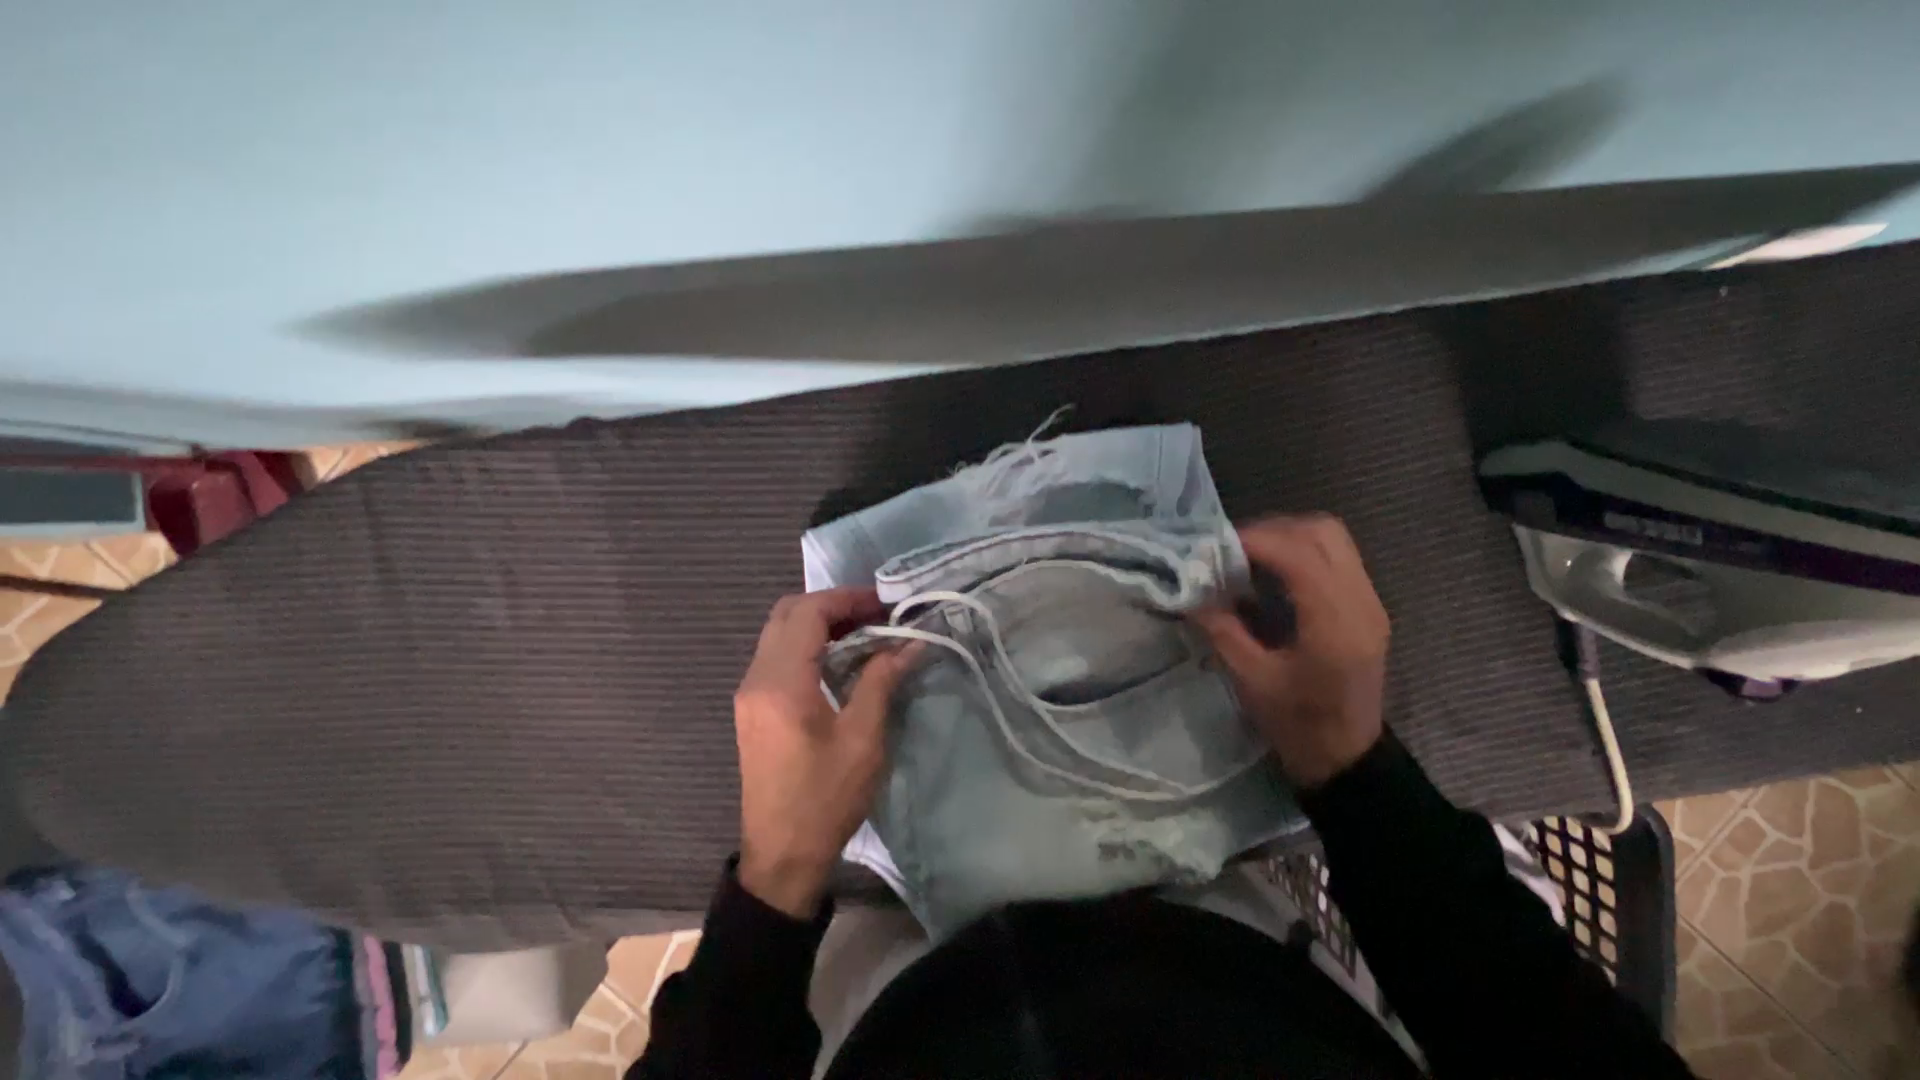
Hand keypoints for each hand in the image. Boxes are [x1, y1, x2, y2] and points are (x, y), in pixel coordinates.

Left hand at [733, 588, 919, 917]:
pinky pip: (776, 656)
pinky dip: (807, 645)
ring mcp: (749, 693)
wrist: (782, 854)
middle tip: (876, 614)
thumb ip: (881, 681)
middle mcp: (756, 678)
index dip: (847, 599)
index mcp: (781, 682)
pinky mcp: (753, 708)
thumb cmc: (826, 798)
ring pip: (779, 633)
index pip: (808, 613)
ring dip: (819, 623)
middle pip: (787, 614)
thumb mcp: (863, 739)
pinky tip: (841, 660)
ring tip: (865, 632)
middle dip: (832, 605)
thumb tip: (908, 644)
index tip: (886, 603)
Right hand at [1194, 515, 1390, 789]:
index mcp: (1334, 624)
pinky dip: (1302, 551)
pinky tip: (1272, 573)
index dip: (1255, 540)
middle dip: (1272, 530)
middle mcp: (1361, 603)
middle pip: (1323, 532)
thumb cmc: (1297, 724)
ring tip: (1250, 557)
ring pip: (1333, 539)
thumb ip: (1222, 629)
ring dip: (1289, 536)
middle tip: (1232, 550)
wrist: (1346, 757)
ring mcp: (1370, 602)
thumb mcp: (1250, 680)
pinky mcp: (1367, 606)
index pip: (1299, 555)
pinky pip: (1337, 557)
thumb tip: (1191, 590)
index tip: (1214, 547)